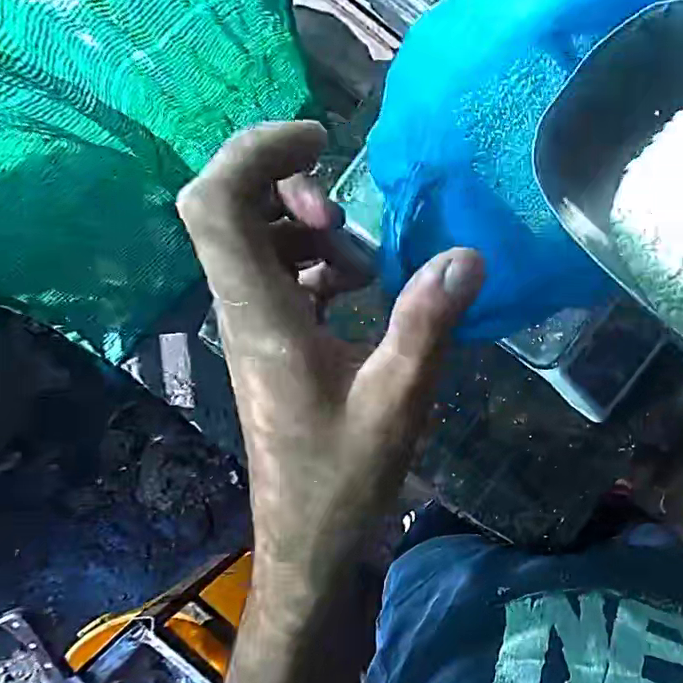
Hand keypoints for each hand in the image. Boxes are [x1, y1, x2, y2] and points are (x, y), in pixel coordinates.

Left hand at [177, 121, 483, 582]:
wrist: (309, 540)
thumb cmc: (344, 479)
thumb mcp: (397, 400)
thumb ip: (426, 324)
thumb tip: (466, 256)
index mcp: (261, 317)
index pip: (216, 204)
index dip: (255, 153)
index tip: (319, 142)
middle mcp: (245, 314)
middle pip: (229, 212)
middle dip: (290, 192)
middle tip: (345, 220)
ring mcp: (256, 332)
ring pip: (259, 247)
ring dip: (312, 236)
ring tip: (368, 268)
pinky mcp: (274, 350)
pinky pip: (282, 282)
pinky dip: (319, 270)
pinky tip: (364, 296)